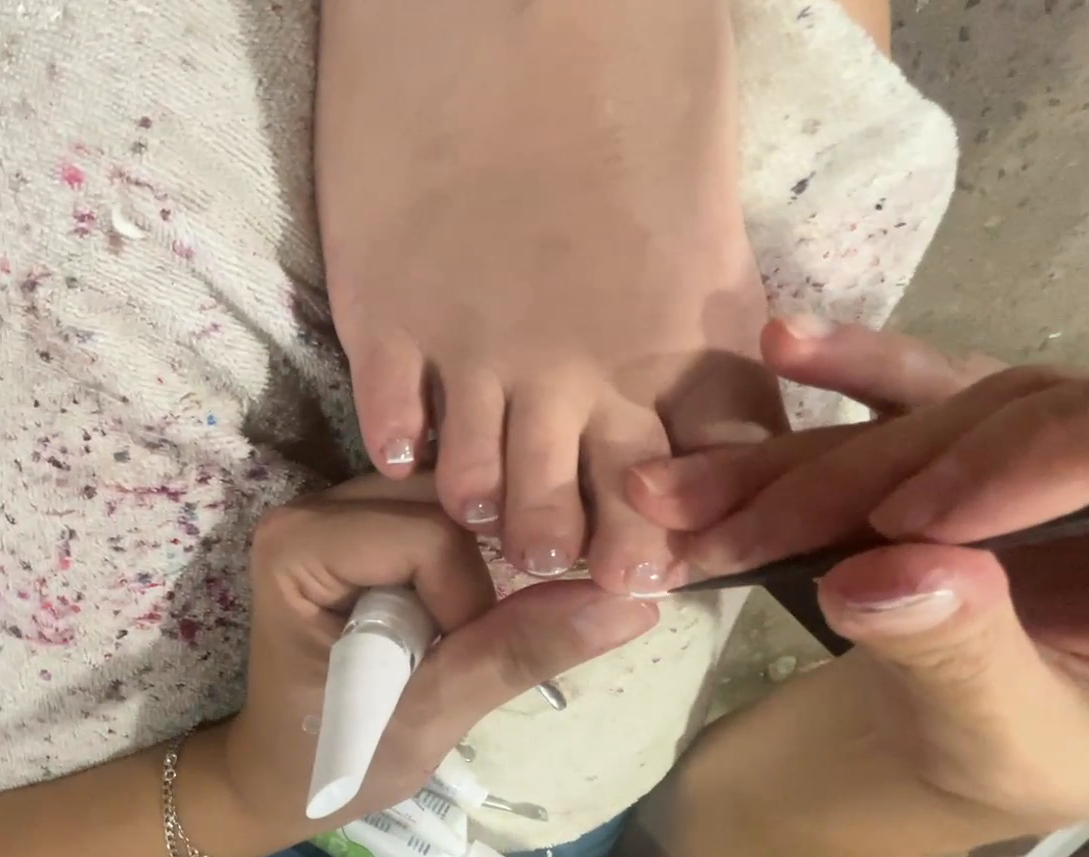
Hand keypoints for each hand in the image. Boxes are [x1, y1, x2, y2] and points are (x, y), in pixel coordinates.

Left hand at [220, 474, 657, 840]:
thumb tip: (632, 602)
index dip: (463, 602)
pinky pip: (437, 516)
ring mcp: (331, 511)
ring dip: (471, 572)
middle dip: (471, 579)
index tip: (443, 661)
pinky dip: (462, 563)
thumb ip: (514, 654)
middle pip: (443, 505)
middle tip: (457, 647)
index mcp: (298, 546)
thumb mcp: (426, 716)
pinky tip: (450, 613)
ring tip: (450, 636)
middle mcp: (307, 509)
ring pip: (449, 504)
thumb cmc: (333, 756)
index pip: (430, 536)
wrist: (281, 770)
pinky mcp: (356, 526)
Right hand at [315, 0, 783, 594]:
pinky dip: (401, 450)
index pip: (702, 462)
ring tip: (489, 526)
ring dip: (492, 514)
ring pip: (480, 484)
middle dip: (599, 550)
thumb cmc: (622, 52)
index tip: (681, 552)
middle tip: (585, 573)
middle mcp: (573, 363)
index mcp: (673, 323)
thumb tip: (698, 357)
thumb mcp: (704, 181)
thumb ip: (705, 290)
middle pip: (592, 498)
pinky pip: (390, 423)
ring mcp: (468, 352)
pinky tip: (404, 457)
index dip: (698, 519)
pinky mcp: (383, 324)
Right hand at [633, 322, 1088, 829]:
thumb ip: (961, 659)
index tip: (910, 520)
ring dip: (787, 459)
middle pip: (1030, 429)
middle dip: (857, 479)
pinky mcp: (953, 468)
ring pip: (935, 420)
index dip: (1069, 452)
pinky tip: (782, 345)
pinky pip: (912, 400)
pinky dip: (844, 377)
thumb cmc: (941, 791)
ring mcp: (1048, 481)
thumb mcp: (985, 752)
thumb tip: (887, 572)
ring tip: (668, 491)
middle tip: (728, 531)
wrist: (851, 777)